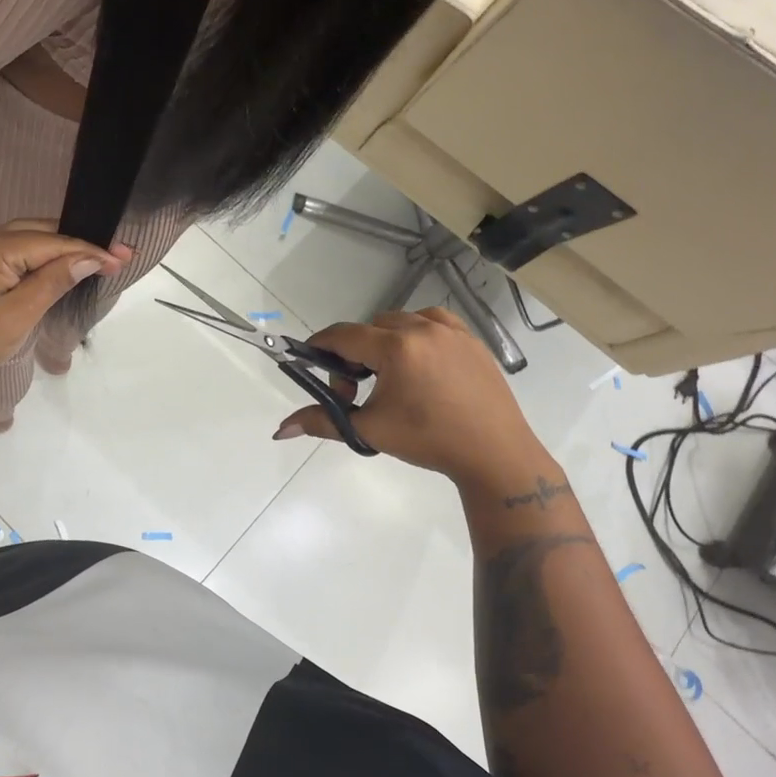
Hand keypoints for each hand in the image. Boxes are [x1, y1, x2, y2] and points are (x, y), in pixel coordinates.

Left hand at [0, 220, 130, 383]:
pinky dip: (43, 255)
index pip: (55, 242)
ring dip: (63, 249)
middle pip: (44, 232)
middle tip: (117, 256)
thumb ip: (55, 280)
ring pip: (32, 238)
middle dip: (80, 245)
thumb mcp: (21, 312)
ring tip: (97, 259)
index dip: (90, 250)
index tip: (123, 258)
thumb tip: (89, 257)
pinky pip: (18, 248)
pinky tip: (61, 264)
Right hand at [272, 308, 548, 484]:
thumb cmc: (429, 441)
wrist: (495, 454)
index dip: (321, 346)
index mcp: (397, 348)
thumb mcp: (371, 430)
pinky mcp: (472, 341)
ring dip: (384, 342)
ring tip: (387, 377)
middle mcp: (424, 330)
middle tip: (356, 390)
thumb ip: (323, 422)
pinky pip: (433, 323)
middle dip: (354, 353)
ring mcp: (453, 332)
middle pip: (370, 328)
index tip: (311, 364)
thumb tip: (279, 431)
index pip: (344, 335)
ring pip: (401, 322)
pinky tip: (417, 366)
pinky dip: (416, 336)